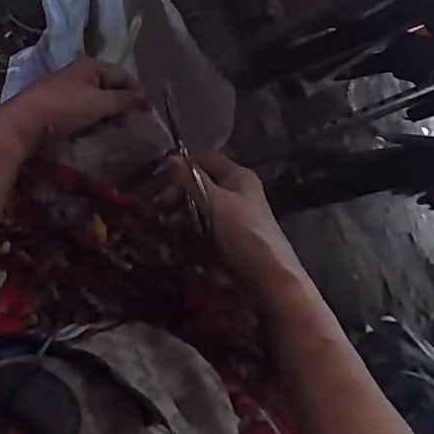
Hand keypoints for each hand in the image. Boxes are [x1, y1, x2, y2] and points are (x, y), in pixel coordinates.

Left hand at [0, 58, 146, 151]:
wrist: (25, 121)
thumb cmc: (65, 107)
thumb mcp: (99, 104)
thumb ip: (123, 100)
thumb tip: (144, 95)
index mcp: (90, 65)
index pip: (122, 74)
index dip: (136, 92)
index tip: (147, 112)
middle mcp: (79, 72)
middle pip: (109, 86)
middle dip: (120, 104)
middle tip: (128, 122)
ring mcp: (67, 88)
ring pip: (96, 100)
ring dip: (105, 114)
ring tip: (110, 128)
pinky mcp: (58, 104)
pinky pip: (82, 109)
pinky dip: (90, 119)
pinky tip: (90, 130)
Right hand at [166, 152, 304, 293]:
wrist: (271, 277)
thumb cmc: (244, 232)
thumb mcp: (215, 203)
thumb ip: (191, 180)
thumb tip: (169, 156)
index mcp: (239, 176)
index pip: (206, 158)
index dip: (185, 166)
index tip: (164, 180)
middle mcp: (238, 190)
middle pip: (202, 181)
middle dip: (181, 191)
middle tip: (163, 205)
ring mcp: (235, 212)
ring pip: (202, 202)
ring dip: (183, 209)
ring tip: (169, 223)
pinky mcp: (231, 232)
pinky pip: (206, 221)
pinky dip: (192, 224)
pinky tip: (181, 233)